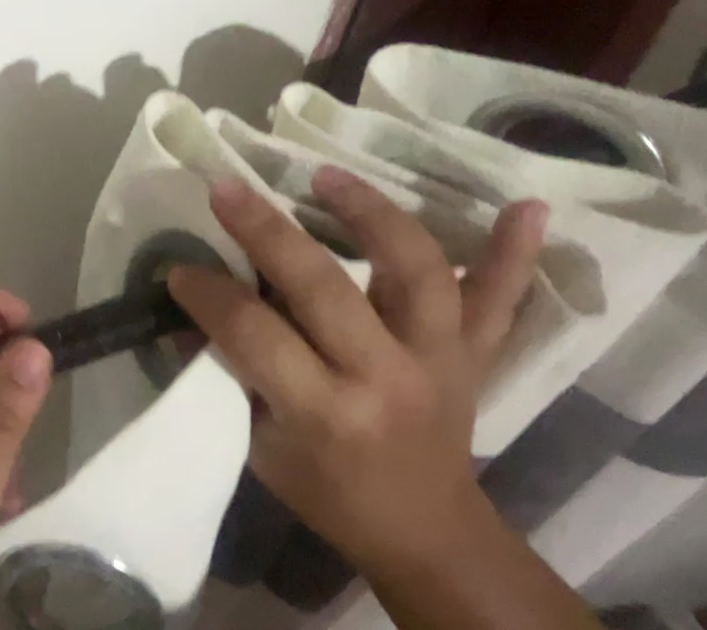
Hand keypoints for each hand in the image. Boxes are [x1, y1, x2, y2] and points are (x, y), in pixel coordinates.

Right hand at [168, 167, 546, 572]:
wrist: (425, 530)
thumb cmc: (330, 493)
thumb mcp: (262, 447)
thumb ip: (233, 374)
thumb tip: (187, 311)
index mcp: (327, 414)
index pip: (256, 335)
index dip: (209, 296)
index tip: (177, 270)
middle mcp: (388, 379)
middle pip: (325, 288)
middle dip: (267, 232)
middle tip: (226, 190)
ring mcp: (441, 360)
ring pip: (417, 272)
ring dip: (374, 214)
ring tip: (328, 176)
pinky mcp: (474, 355)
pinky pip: (502, 302)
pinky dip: (516, 255)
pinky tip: (528, 207)